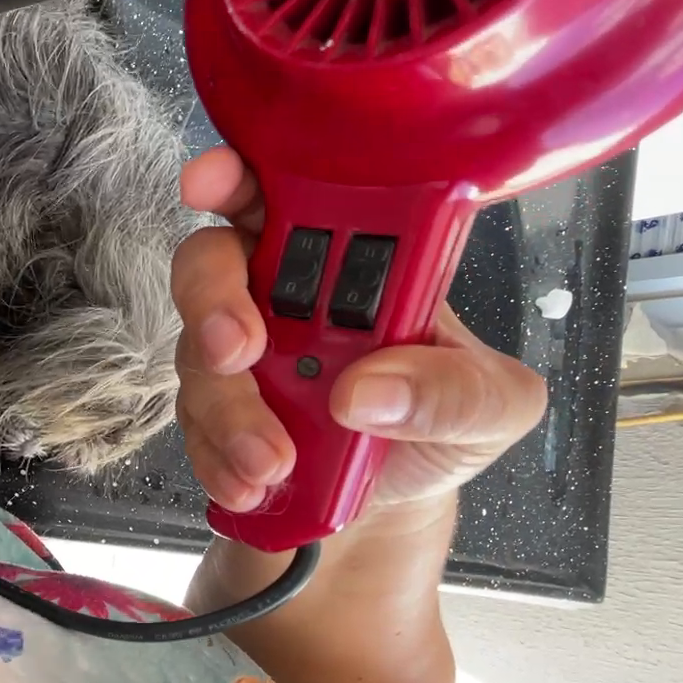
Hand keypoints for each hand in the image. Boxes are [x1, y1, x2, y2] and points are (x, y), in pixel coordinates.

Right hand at [173, 148, 547, 518]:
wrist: (385, 506)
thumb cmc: (436, 429)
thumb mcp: (494, 408)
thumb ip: (456, 392)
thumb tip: (368, 392)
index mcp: (351, 263)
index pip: (284, 194)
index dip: (238, 176)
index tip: (210, 181)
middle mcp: (280, 297)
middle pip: (210, 262)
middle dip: (213, 300)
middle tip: (238, 352)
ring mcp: (235, 356)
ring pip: (195, 355)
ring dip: (228, 410)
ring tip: (274, 463)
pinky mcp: (208, 412)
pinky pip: (188, 424)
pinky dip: (216, 457)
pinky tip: (253, 483)